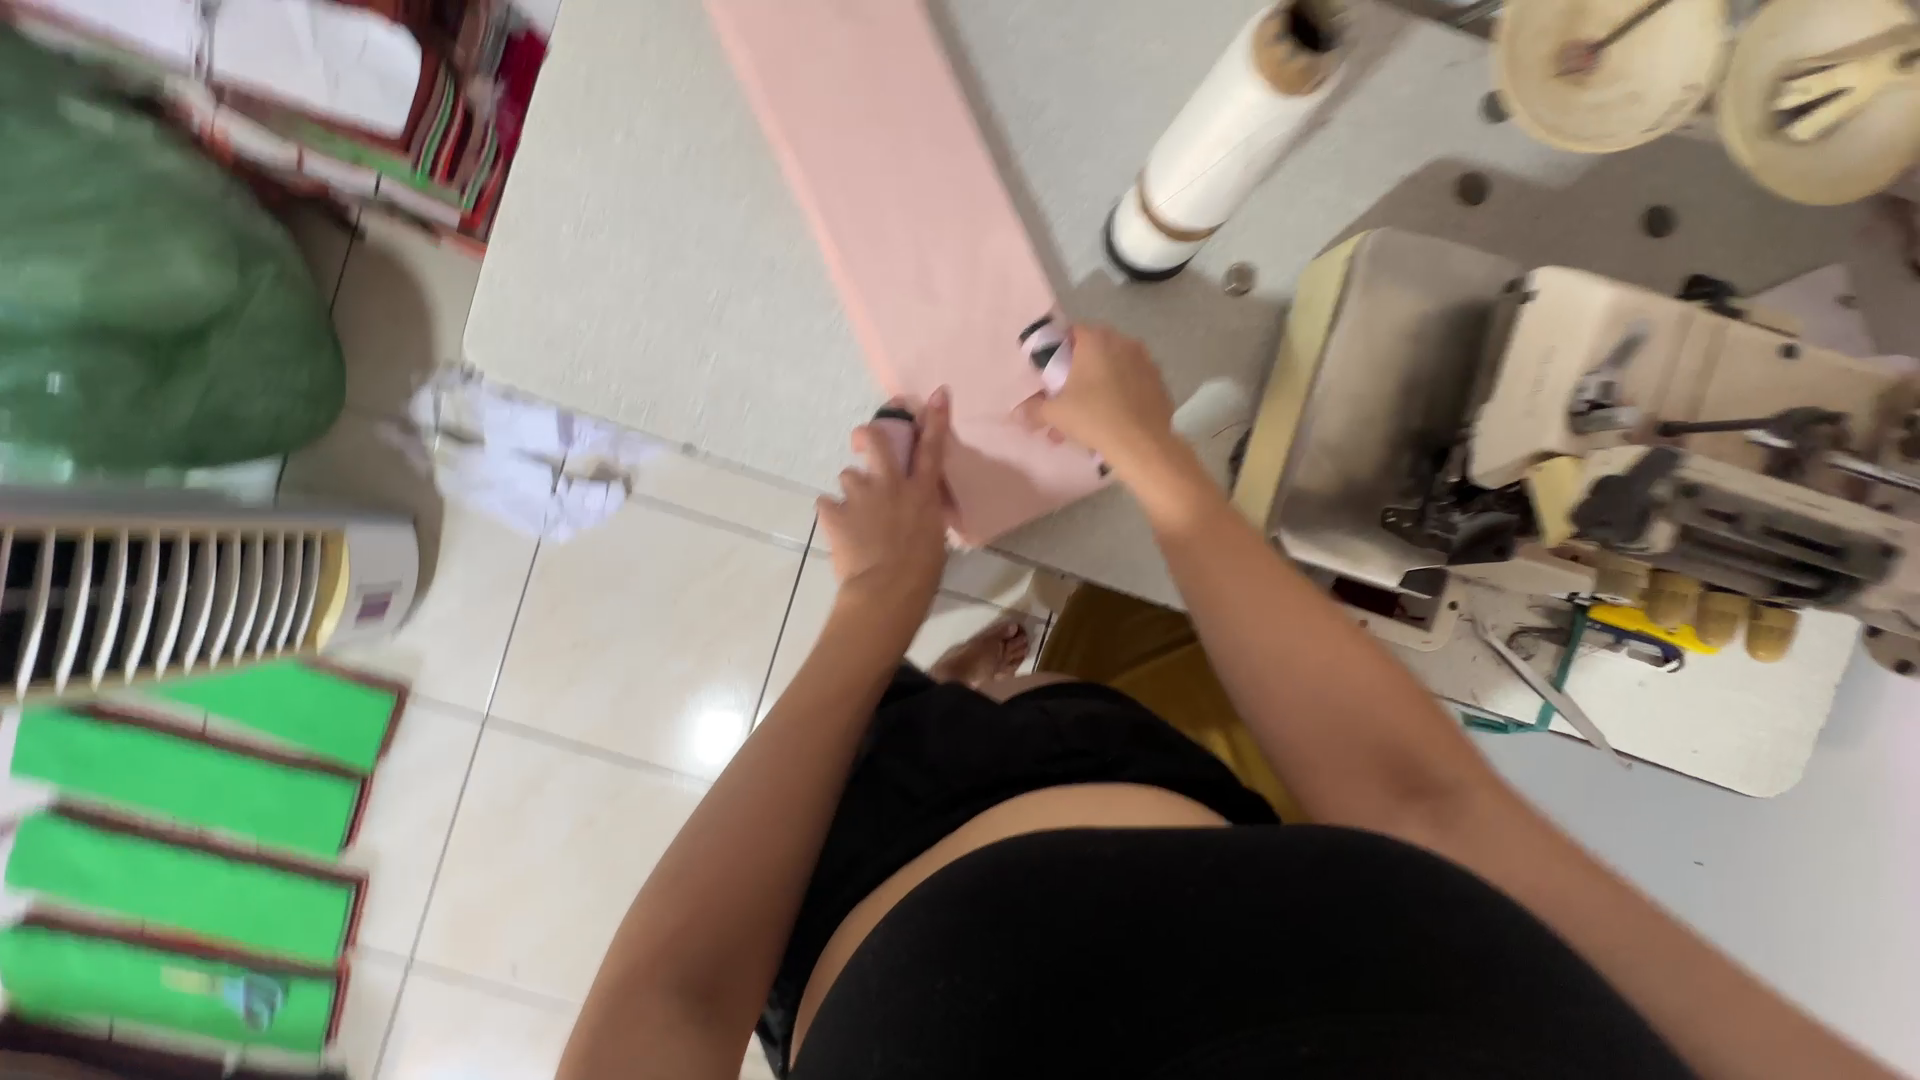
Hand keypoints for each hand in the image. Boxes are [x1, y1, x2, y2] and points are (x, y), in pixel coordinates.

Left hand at [817, 388, 951, 612]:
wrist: (887, 590)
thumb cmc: (921, 573)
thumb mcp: (934, 538)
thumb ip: (924, 515)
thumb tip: (916, 512)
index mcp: (921, 493)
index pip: (931, 449)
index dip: (935, 419)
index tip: (936, 394)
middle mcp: (890, 485)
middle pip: (875, 442)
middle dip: (867, 436)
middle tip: (863, 443)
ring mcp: (860, 496)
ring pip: (848, 476)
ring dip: (851, 491)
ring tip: (854, 516)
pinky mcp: (834, 513)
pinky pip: (826, 505)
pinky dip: (831, 515)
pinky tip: (838, 532)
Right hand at [1020, 323, 1180, 477]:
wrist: (1142, 444)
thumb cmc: (1094, 418)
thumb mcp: (1056, 414)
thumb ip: (1034, 409)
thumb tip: (1016, 413)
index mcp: (1096, 340)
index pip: (1071, 333)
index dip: (1058, 352)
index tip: (1052, 374)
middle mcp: (1124, 342)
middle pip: (1094, 351)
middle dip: (1079, 372)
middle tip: (1067, 397)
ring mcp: (1146, 361)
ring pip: (1114, 369)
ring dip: (1099, 385)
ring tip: (1087, 415)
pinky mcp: (1159, 382)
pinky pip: (1133, 384)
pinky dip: (1121, 395)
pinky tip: (1113, 418)